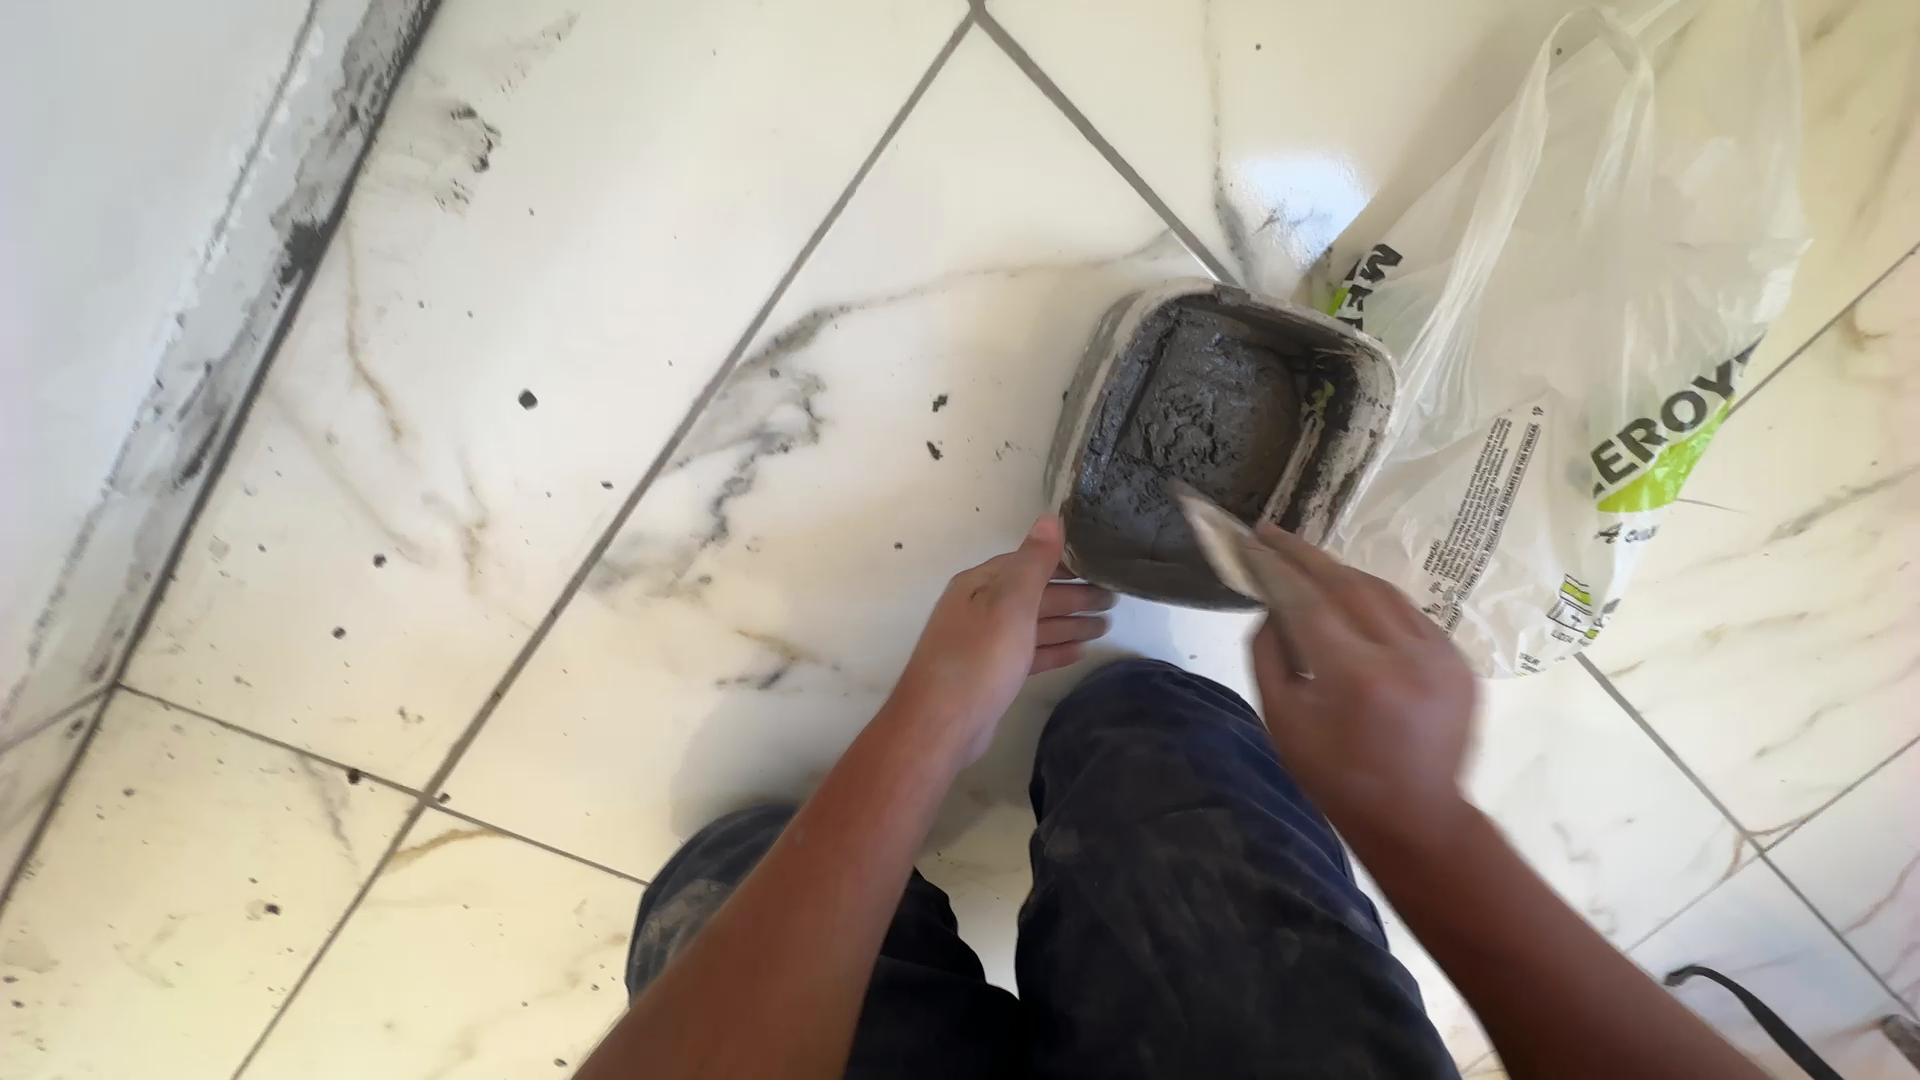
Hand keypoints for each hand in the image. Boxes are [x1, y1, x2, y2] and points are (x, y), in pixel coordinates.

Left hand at [886, 515, 1114, 764]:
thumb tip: (1050, 518)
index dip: (1062, 563)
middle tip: (1113, 599)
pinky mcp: (992, 674)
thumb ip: (1033, 562)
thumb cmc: (979, 658)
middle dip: (1072, 596)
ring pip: (1033, 626)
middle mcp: (979, 608)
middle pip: (1033, 595)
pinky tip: (1080, 651)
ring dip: (1068, 623)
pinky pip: (1029, 653)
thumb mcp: (1010, 603)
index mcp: (979, 585)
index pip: (1026, 563)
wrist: (943, 724)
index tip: (1099, 566)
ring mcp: (984, 643)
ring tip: (1106, 624)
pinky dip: (1054, 649)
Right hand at [1245, 523, 1476, 854]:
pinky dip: (1369, 597)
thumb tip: (1271, 606)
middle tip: (1270, 533)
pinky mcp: (1459, 660)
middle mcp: (1405, 655)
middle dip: (1303, 554)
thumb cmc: (1334, 775)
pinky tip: (1344, 594)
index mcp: (1356, 675)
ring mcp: (1441, 655)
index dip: (1274, 567)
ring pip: (1380, 590)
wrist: (1416, 817)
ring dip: (1337, 570)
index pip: (1307, 600)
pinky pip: (1406, 612)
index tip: (1250, 543)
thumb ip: (1269, 653)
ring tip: (1302, 558)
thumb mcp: (1281, 718)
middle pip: (1346, 583)